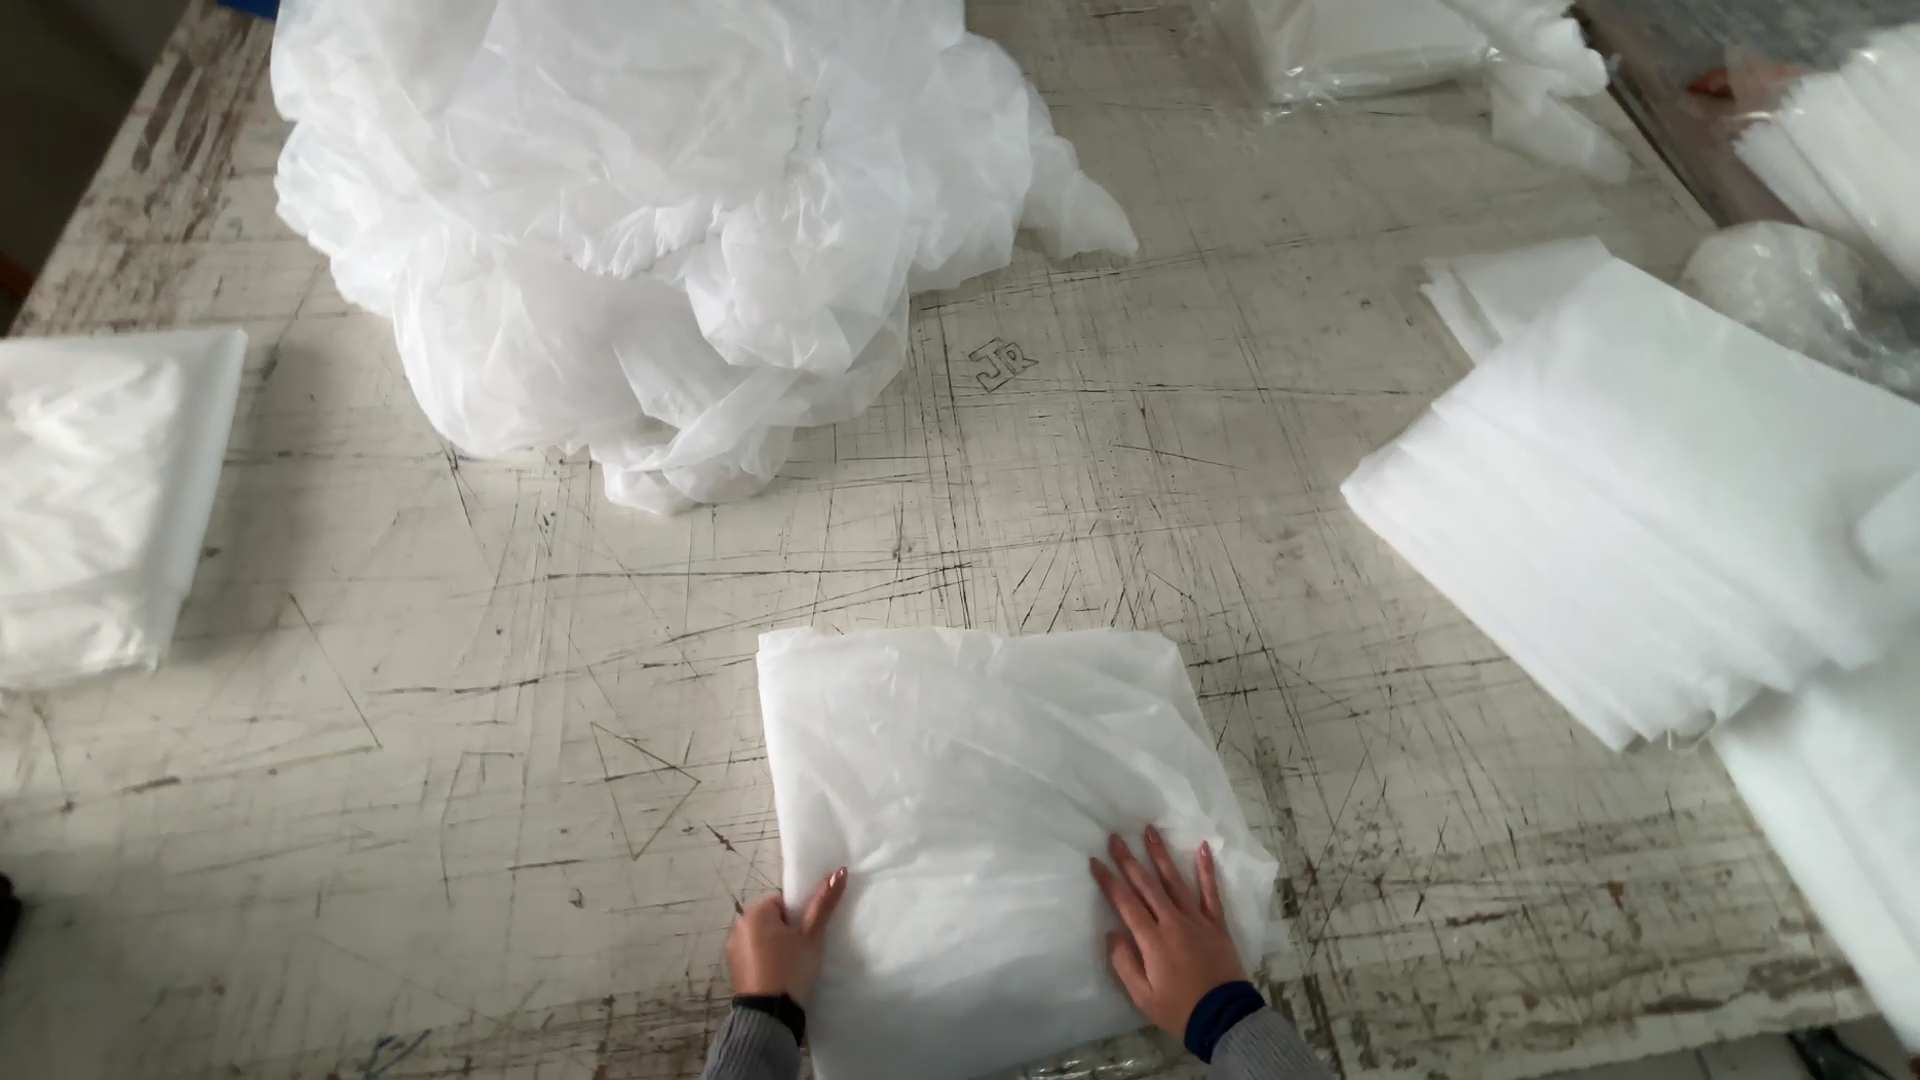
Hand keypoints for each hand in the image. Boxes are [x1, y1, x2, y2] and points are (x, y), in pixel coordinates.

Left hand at [725, 867, 847, 1004]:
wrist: (770, 1017)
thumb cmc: (790, 968)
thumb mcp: (811, 935)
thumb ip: (823, 902)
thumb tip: (839, 870)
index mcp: (754, 914)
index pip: (783, 902)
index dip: (799, 916)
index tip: (807, 933)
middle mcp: (738, 928)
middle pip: (773, 919)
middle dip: (788, 930)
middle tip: (803, 949)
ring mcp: (734, 952)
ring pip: (765, 938)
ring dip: (778, 946)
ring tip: (794, 964)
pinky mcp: (736, 972)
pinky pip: (756, 956)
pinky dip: (768, 960)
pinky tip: (781, 975)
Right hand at [1090, 827, 1246, 1037]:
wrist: (1226, 1021)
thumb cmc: (1180, 1010)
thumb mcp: (1143, 997)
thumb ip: (1124, 963)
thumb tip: (1112, 934)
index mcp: (1153, 939)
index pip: (1125, 902)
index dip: (1108, 880)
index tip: (1095, 861)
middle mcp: (1173, 921)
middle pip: (1146, 884)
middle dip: (1128, 860)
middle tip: (1115, 837)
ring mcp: (1197, 919)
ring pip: (1174, 880)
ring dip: (1160, 854)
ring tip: (1149, 831)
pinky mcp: (1216, 924)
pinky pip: (1210, 892)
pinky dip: (1206, 869)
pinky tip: (1202, 847)